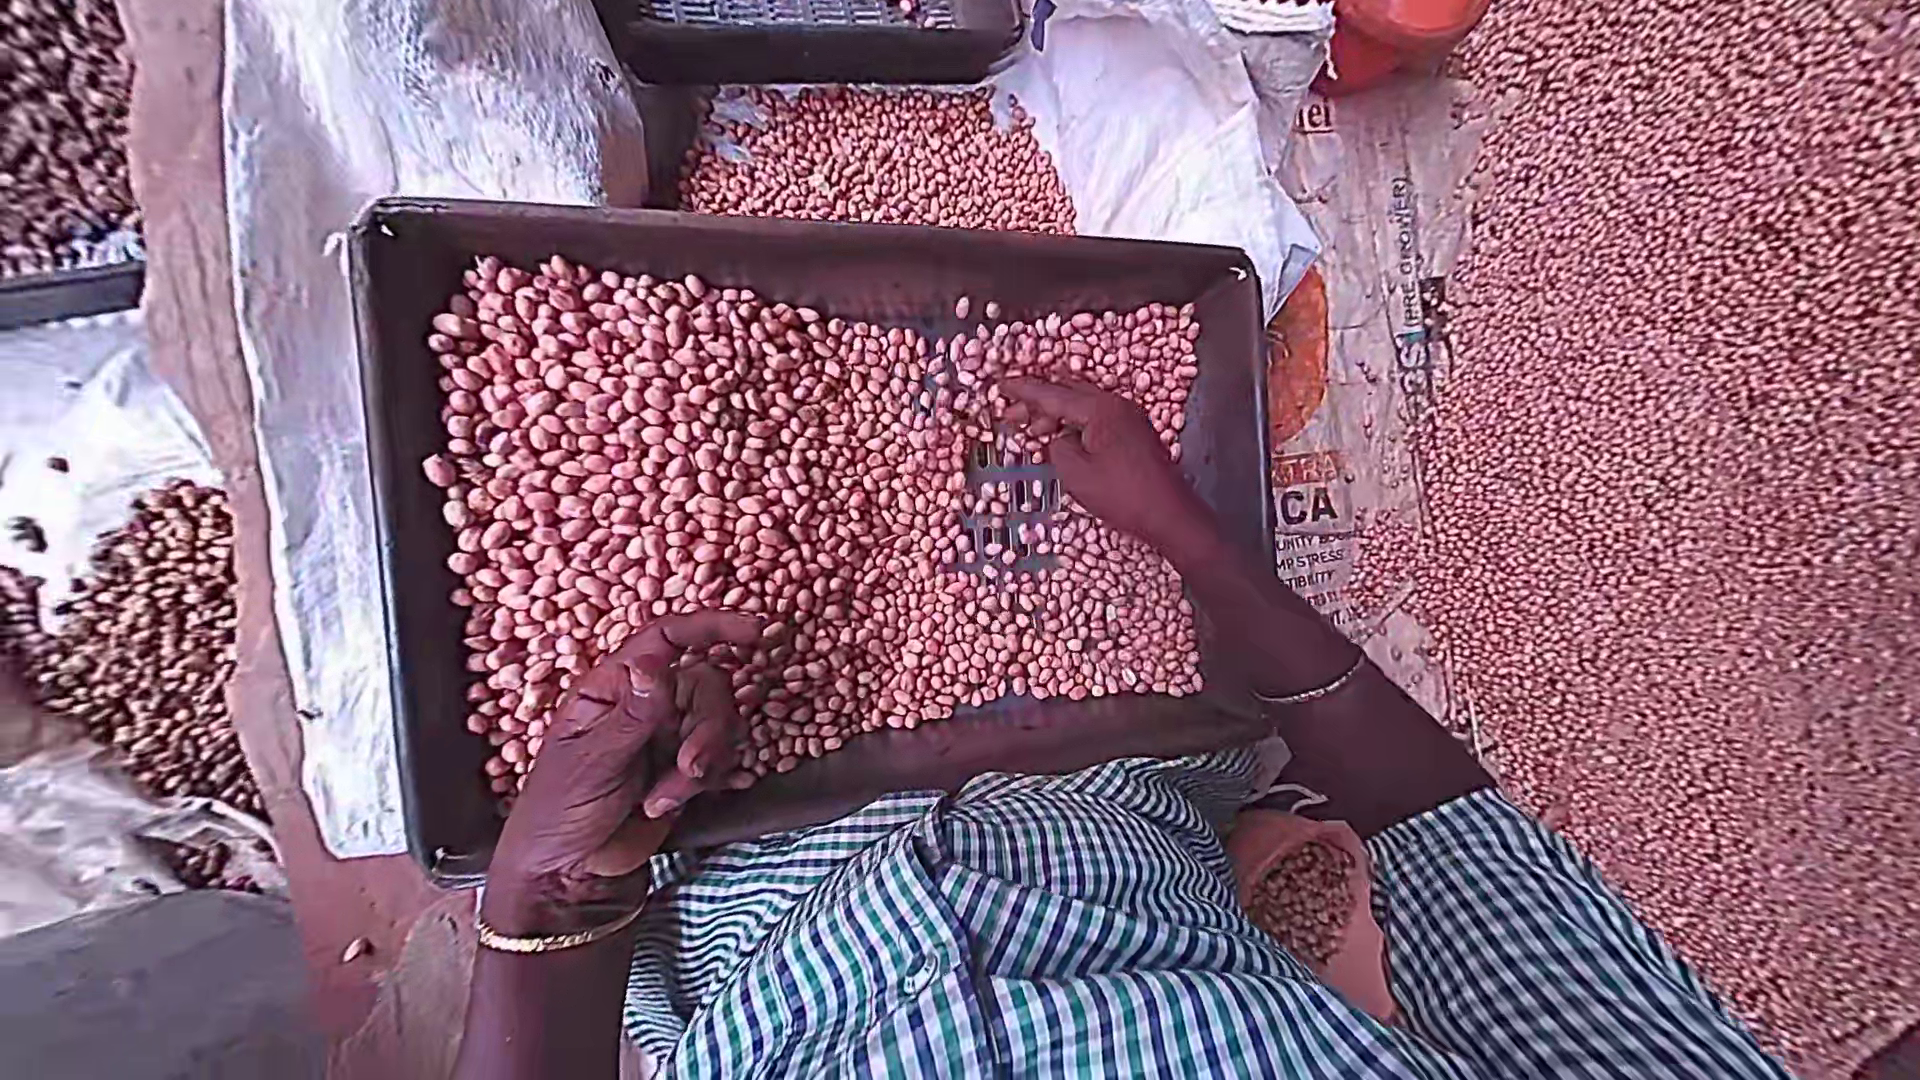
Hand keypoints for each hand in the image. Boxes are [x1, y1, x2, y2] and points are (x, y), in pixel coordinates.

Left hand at [482, 610, 761, 934]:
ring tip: (666, 796)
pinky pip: (721, 755)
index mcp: (615, 687)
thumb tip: (657, 666)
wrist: (569, 876)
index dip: (711, 627)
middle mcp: (650, 702)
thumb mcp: (591, 762)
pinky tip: (668, 804)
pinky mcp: (688, 764)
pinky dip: (703, 780)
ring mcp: (671, 732)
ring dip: (703, 760)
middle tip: (690, 766)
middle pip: (707, 685)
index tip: (754, 631)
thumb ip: (632, 715)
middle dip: (708, 726)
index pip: (667, 638)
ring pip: (720, 721)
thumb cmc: (557, 812)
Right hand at [1002, 378, 1208, 552]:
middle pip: (1069, 393)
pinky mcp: (1134, 434)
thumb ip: (1057, 446)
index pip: (1053, 394)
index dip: (1024, 391)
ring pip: (1083, 406)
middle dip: (1038, 402)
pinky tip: (1064, 439)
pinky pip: (1097, 418)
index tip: (1001, 386)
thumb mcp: (1075, 472)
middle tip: (1012, 414)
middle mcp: (1117, 405)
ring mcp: (1129, 418)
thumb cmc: (1121, 495)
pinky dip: (1076, 425)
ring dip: (1057, 415)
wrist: (1169, 514)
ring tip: (1033, 431)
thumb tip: (1058, 438)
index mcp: (1100, 409)